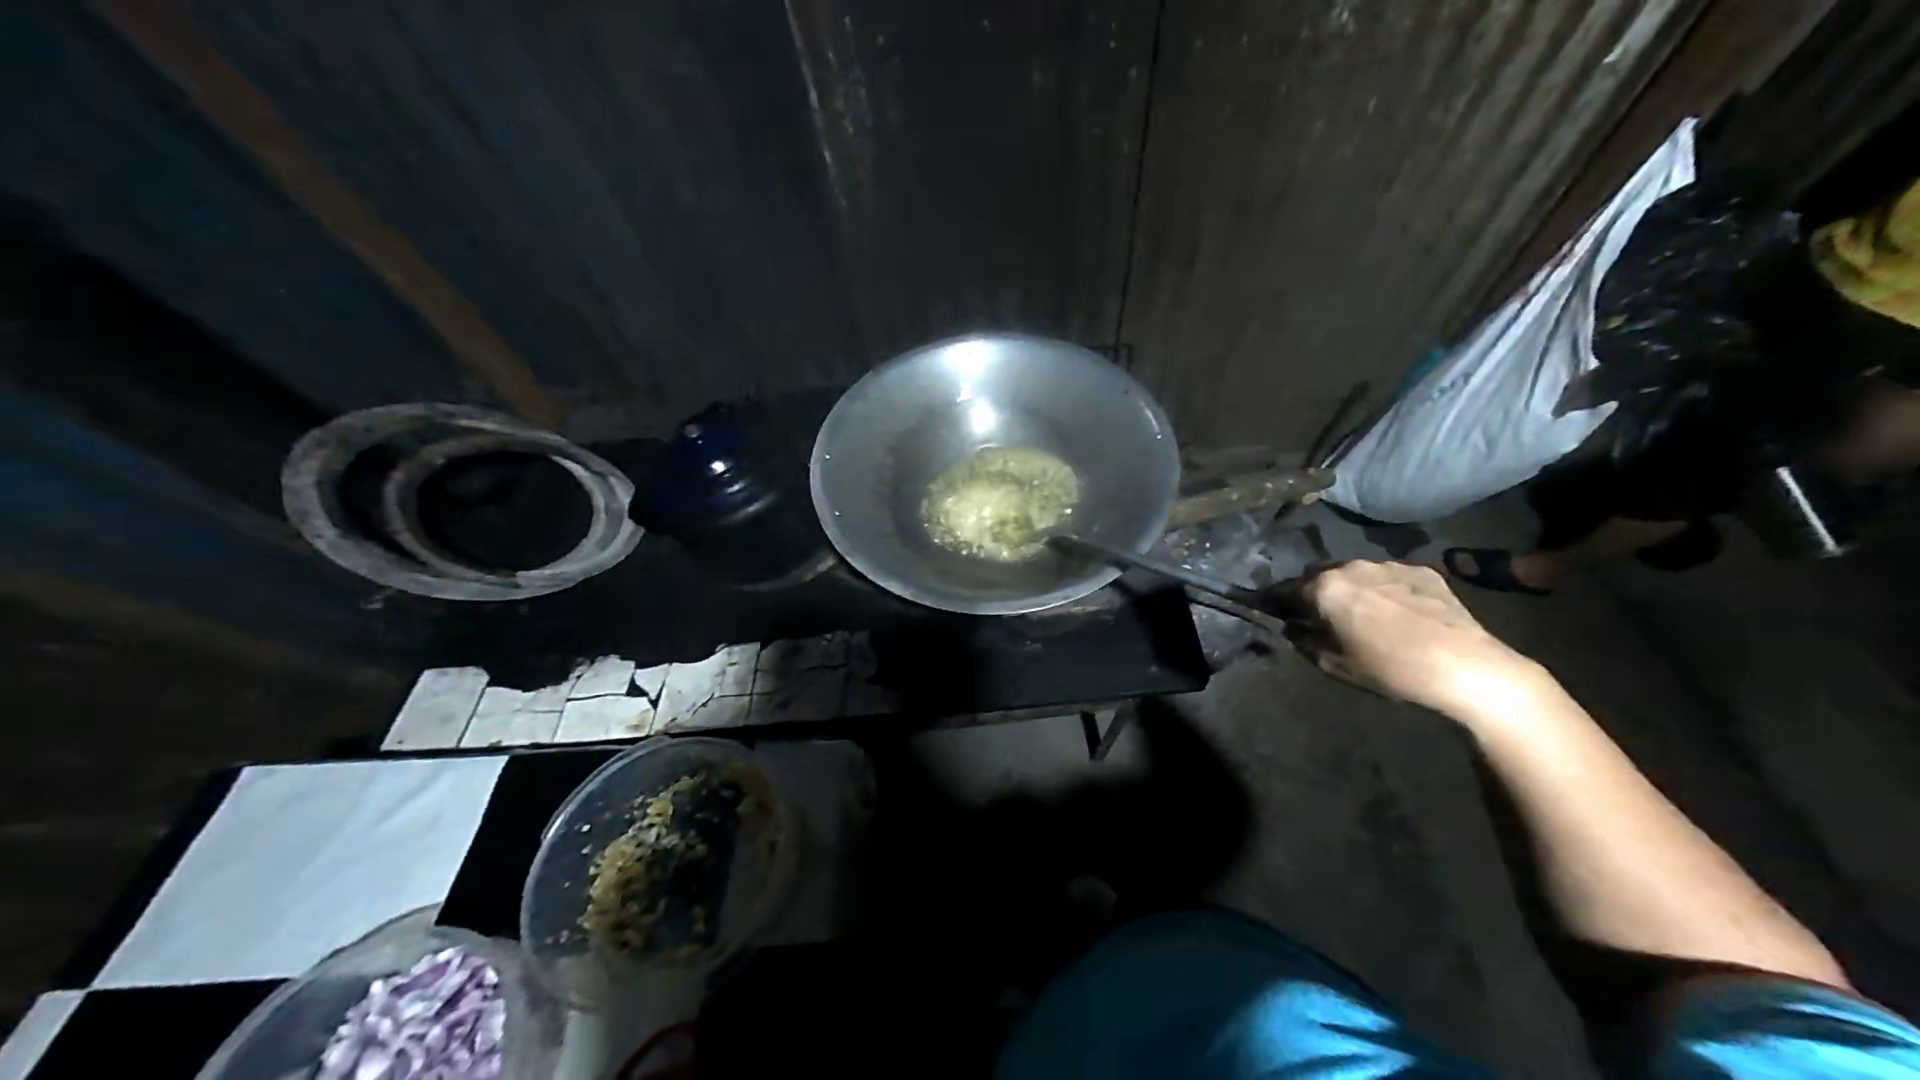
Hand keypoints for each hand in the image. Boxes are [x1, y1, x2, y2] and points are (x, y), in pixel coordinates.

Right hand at [1293, 560, 1552, 719]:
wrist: (1466, 666)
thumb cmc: (1390, 668)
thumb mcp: (1334, 664)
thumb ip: (1304, 641)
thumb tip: (1294, 627)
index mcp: (1324, 587)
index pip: (1284, 590)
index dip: (1277, 604)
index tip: (1276, 615)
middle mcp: (1351, 566)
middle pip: (1319, 574)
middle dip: (1314, 591)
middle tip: (1323, 617)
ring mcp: (1389, 564)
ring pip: (1355, 572)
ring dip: (1350, 588)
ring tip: (1365, 614)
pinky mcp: (1423, 570)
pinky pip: (1389, 576)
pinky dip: (1384, 590)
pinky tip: (1400, 614)